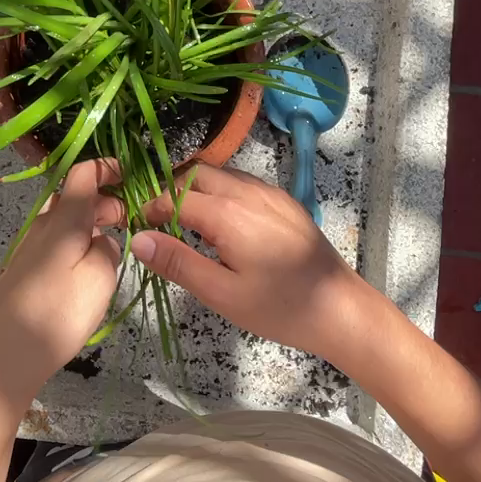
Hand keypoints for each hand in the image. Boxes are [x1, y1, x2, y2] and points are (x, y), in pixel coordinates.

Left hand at [0, 158, 124, 401]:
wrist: (4, 358)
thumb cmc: (57, 315)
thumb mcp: (100, 279)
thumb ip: (107, 249)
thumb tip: (101, 240)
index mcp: (62, 220)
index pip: (83, 173)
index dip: (107, 167)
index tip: (130, 173)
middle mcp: (41, 225)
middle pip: (73, 196)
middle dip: (104, 199)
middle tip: (129, 219)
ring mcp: (27, 248)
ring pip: (62, 220)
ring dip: (88, 222)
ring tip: (111, 244)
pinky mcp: (21, 270)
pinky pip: (53, 241)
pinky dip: (74, 241)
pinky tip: (83, 268)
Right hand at [130, 163, 387, 365]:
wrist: (342, 308)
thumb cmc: (279, 307)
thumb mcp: (222, 293)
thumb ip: (178, 262)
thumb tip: (138, 239)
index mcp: (227, 213)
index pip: (174, 196)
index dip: (152, 208)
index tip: (140, 227)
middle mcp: (247, 191)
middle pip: (196, 173)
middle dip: (173, 190)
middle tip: (161, 222)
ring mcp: (269, 192)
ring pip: (221, 173)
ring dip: (198, 188)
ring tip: (189, 223)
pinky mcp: (284, 201)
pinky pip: (243, 183)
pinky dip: (222, 192)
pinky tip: (225, 224)